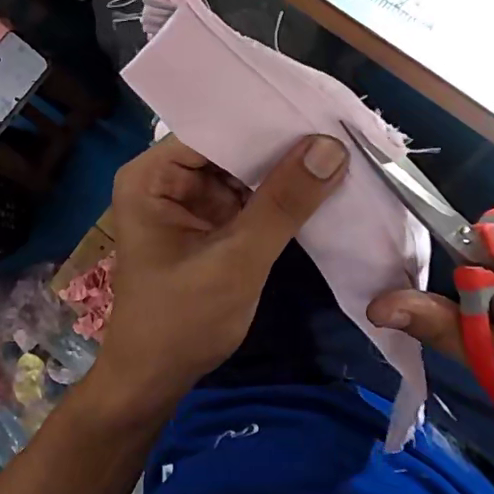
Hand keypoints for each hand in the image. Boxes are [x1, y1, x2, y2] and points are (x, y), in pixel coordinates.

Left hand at [97, 135, 347, 405]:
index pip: (214, 128)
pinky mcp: (210, 222)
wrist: (156, 381)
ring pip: (245, 170)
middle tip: (340, 128)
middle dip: (282, 143)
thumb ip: (282, 204)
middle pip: (231, 145)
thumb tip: (331, 147)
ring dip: (286, 168)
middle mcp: (167, 178)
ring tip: (340, 150)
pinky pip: (250, 196)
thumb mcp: (236, 261)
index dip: (266, 119)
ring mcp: (190, 200)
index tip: (321, 112)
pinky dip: (281, 195)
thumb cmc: (181, 323)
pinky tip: (320, 183)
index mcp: (152, 176)